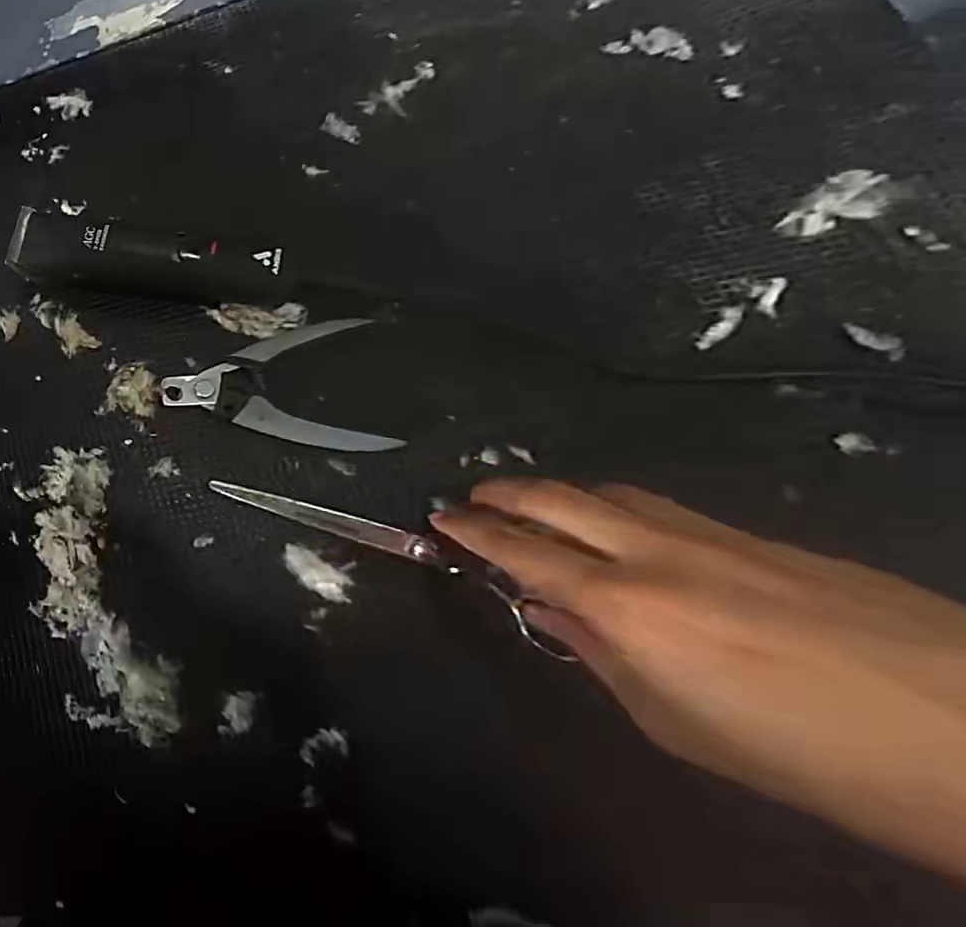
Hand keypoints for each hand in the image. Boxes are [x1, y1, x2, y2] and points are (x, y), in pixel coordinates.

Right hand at [432, 478, 965, 880]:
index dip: (472, 531)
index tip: (440, 519)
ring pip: (611, 492)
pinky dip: (619, 510)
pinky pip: (665, 509)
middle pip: (556, 499)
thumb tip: (549, 612)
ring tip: (540, 510)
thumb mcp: (675, 725)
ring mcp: (714, 538)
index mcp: (623, 605)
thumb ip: (598, 656)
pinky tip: (626, 535)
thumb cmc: (806, 755)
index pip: (520, 550)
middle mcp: (655, 554)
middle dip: (502, 492)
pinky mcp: (766, 540)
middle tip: (472, 498)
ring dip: (561, 495)